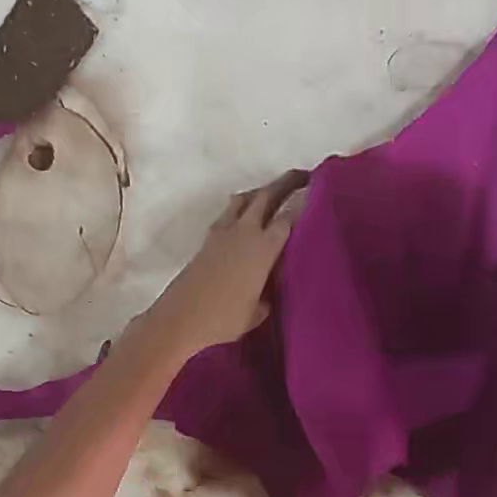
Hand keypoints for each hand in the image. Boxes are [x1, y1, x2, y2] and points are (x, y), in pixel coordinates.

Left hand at [129, 170, 309, 359]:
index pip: (289, 217)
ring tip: (269, 194)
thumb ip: (266, 298)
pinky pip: (227, 215)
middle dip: (286, 183)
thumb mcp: (255, 314)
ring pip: (243, 200)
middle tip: (302, 176)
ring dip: (258, 193)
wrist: (179, 319)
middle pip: (267, 195)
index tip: (317, 193)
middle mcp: (244, 232)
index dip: (304, 204)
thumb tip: (265, 295)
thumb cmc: (222, 319)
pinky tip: (240, 218)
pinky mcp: (205, 242)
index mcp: (264, 248)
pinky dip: (238, 209)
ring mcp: (221, 234)